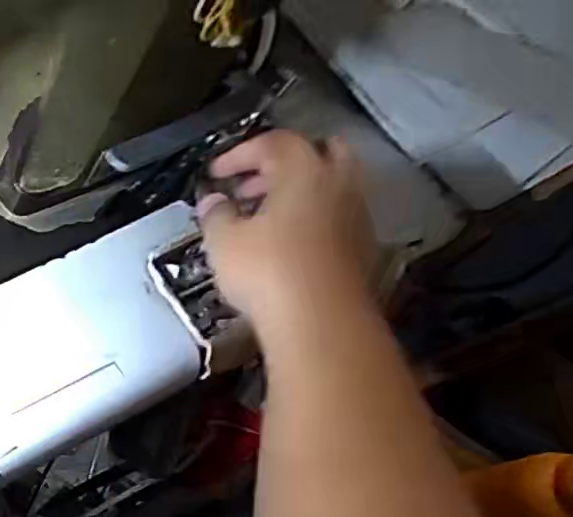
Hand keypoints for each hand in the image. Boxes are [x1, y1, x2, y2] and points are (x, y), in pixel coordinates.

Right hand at [195, 129, 377, 328]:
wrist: (318, 317)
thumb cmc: (267, 272)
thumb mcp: (224, 244)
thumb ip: (216, 216)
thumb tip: (212, 202)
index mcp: (303, 169)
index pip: (272, 143)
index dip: (240, 154)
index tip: (217, 172)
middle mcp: (337, 181)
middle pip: (314, 153)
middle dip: (280, 166)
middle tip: (250, 186)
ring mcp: (355, 212)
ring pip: (328, 185)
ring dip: (298, 194)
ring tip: (265, 218)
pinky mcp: (360, 245)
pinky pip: (334, 217)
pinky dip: (311, 220)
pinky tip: (287, 245)